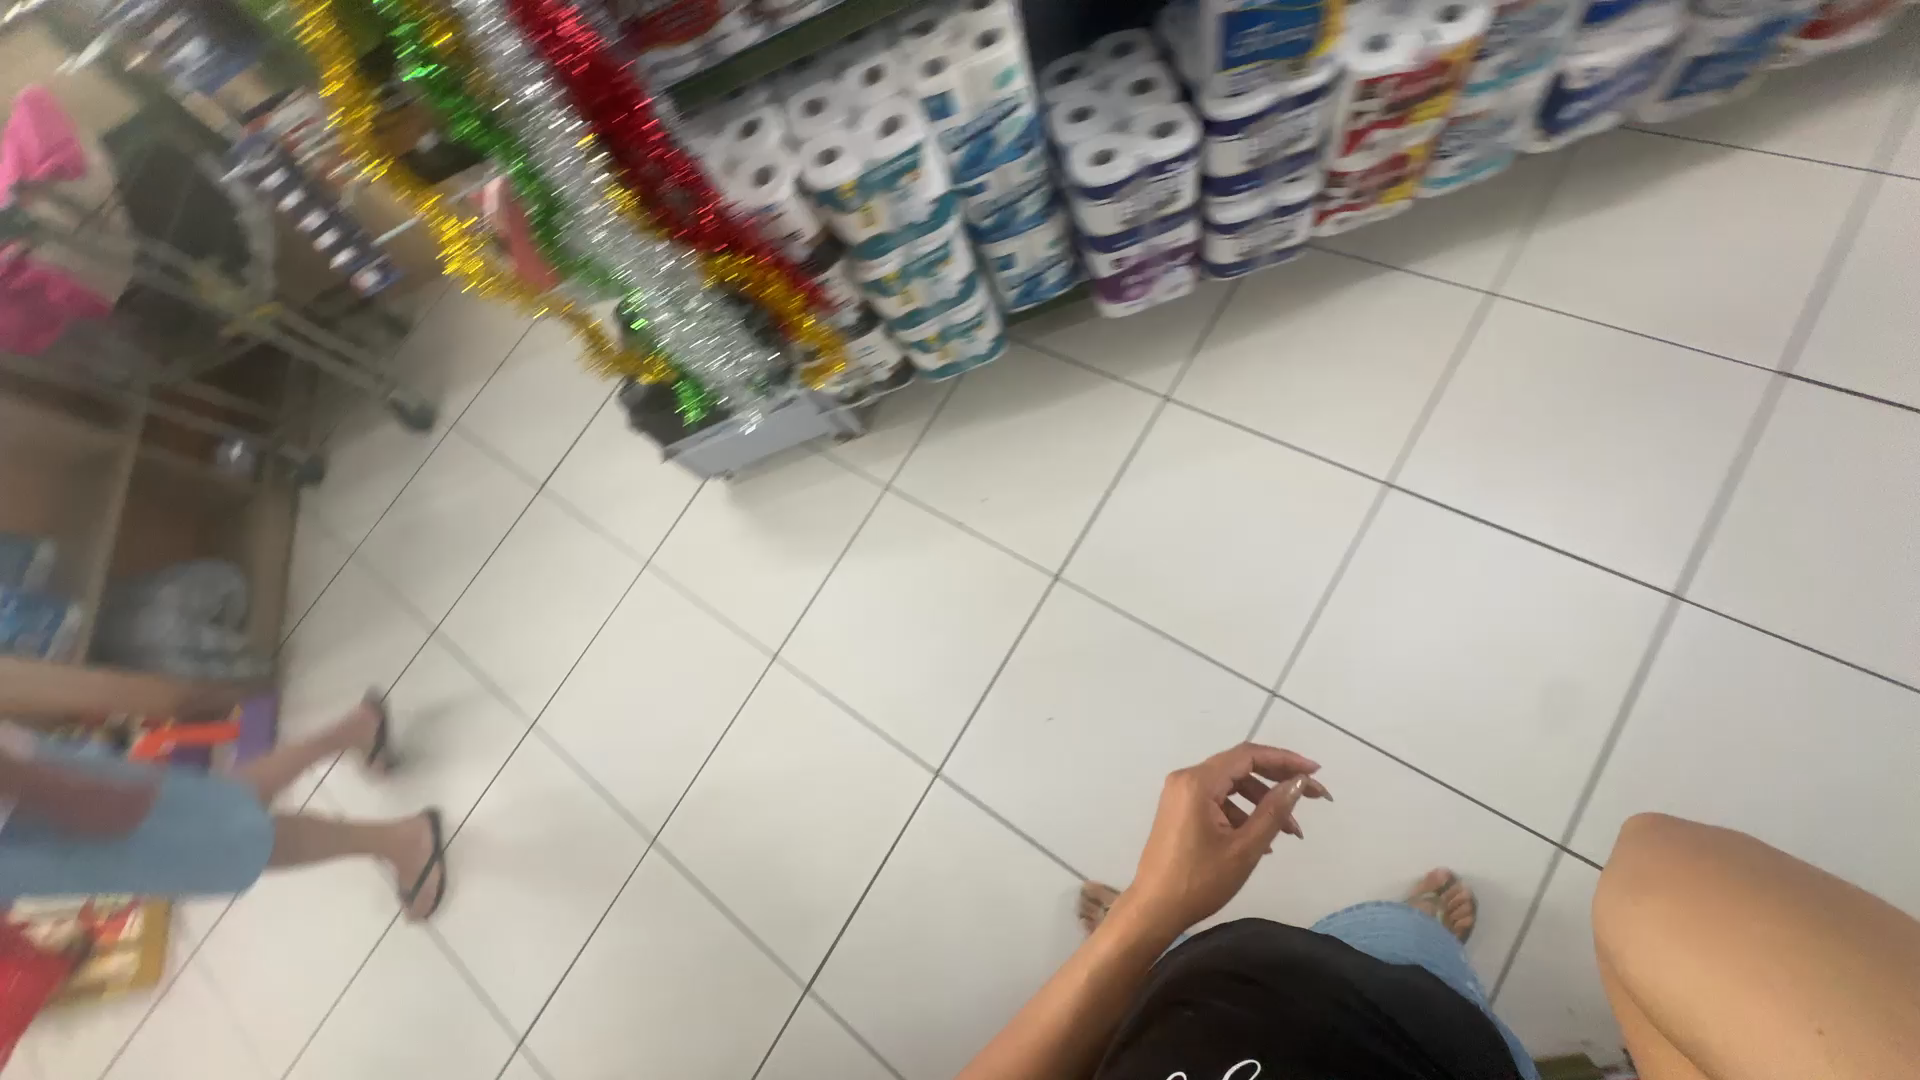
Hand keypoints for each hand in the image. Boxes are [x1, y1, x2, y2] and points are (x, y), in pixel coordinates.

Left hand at [1126, 743, 1330, 935]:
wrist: (1156, 907)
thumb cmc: (1200, 880)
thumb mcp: (1245, 847)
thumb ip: (1273, 810)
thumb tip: (1298, 782)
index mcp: (1197, 781)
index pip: (1247, 756)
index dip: (1284, 760)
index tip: (1315, 772)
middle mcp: (1186, 779)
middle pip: (1239, 767)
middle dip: (1278, 780)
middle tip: (1314, 798)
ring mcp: (1181, 794)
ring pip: (1230, 786)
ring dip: (1262, 803)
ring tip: (1291, 832)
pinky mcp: (1180, 810)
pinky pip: (1217, 801)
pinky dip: (1242, 814)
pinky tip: (1263, 842)